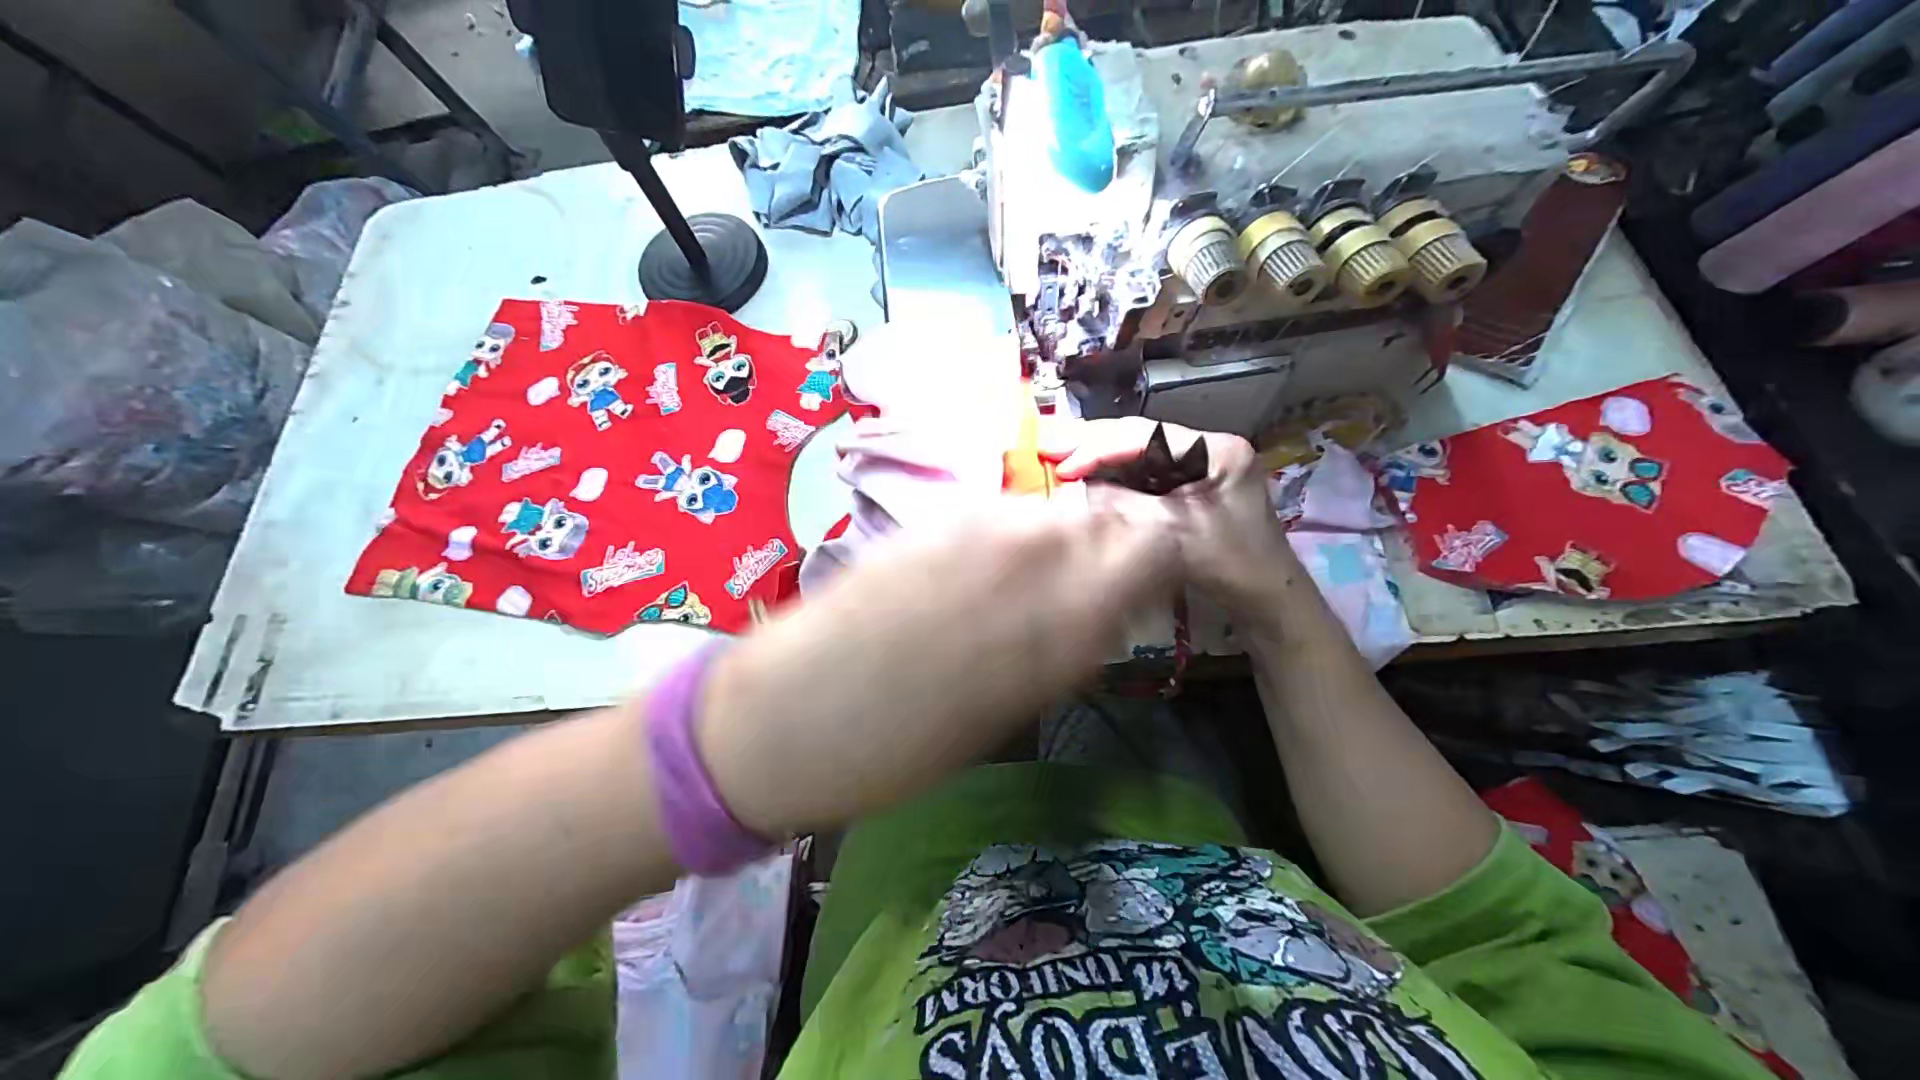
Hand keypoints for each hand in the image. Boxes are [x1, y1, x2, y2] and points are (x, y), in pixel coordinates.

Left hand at [698, 491, 1179, 835]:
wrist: (783, 718)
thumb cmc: (895, 751)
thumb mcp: (1003, 716)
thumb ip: (1061, 652)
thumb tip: (1099, 617)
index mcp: (1061, 622)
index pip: (1153, 548)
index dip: (1158, 563)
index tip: (1145, 590)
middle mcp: (1027, 558)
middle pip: (1108, 516)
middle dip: (1114, 545)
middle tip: (1092, 584)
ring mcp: (973, 529)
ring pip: (1053, 509)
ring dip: (1060, 536)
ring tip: (1030, 581)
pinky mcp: (928, 520)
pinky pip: (1000, 512)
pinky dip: (1011, 533)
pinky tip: (982, 571)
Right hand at [1042, 417, 1302, 626]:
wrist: (1268, 600)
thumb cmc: (1232, 564)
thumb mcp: (1175, 532)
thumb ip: (1125, 506)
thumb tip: (1075, 491)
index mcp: (1216, 449)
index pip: (1148, 437)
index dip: (1100, 448)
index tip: (1064, 466)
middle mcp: (1208, 449)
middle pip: (1141, 439)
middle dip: (1094, 446)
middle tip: (1050, 450)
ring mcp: (1198, 468)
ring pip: (1138, 456)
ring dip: (1100, 461)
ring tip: (1061, 463)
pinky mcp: (1188, 488)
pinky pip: (1144, 476)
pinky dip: (1113, 479)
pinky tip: (1085, 482)